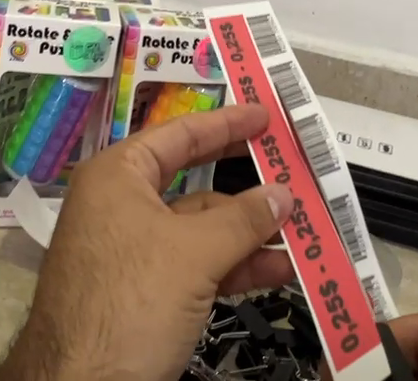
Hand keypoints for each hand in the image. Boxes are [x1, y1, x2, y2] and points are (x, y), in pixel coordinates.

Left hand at [0, 103, 295, 380]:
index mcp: (119, 176)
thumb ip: (243, 219)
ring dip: (248, 233)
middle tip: (289, 167)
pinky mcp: (142, 293)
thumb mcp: (193, 254)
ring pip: (200, 229)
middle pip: (194, 180)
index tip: (265, 115)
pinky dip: (233, 266)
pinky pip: (195, 264)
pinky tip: (276, 269)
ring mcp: (132, 251)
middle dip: (245, 184)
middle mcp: (122, 205)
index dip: (226, 123)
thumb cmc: (130, 302)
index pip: (180, 134)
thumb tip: (284, 194)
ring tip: (298, 232)